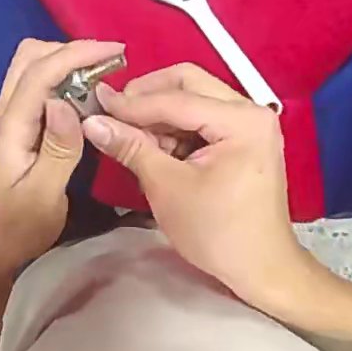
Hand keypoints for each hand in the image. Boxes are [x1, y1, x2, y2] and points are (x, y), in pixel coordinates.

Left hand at [0, 39, 124, 277]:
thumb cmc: (19, 227)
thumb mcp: (44, 194)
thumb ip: (57, 148)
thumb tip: (64, 102)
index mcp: (9, 127)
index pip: (39, 73)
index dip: (77, 54)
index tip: (117, 52)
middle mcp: (4, 115)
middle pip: (28, 58)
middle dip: (70, 50)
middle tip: (111, 63)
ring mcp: (8, 120)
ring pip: (30, 69)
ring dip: (66, 62)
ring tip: (104, 75)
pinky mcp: (17, 129)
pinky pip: (37, 89)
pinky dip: (62, 80)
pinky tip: (86, 95)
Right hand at [82, 64, 327, 314]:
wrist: (259, 268)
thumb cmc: (216, 231)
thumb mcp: (166, 187)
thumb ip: (130, 147)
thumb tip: (92, 122)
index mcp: (241, 120)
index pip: (175, 98)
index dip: (130, 102)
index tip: (93, 104)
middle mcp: (249, 111)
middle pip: (187, 83)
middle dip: (145, 96)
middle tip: (110, 112)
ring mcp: (247, 124)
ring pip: (190, 99)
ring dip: (155, 113)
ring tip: (124, 133)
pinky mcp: (239, 139)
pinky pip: (197, 119)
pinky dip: (170, 128)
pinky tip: (147, 145)